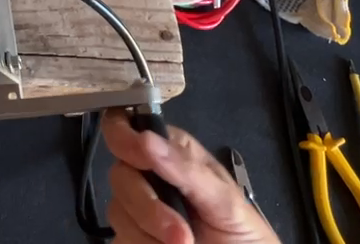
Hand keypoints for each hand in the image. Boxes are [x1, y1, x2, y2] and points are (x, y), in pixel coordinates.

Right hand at [102, 110, 280, 243]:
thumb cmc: (242, 232)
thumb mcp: (225, 200)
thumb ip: (186, 169)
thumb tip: (144, 138)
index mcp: (167, 151)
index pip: (124, 126)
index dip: (122, 136)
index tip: (138, 154)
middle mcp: (145, 175)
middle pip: (119, 175)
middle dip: (148, 206)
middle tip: (182, 234)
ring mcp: (136, 210)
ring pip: (118, 212)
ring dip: (150, 234)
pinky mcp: (132, 238)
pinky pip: (122, 239)